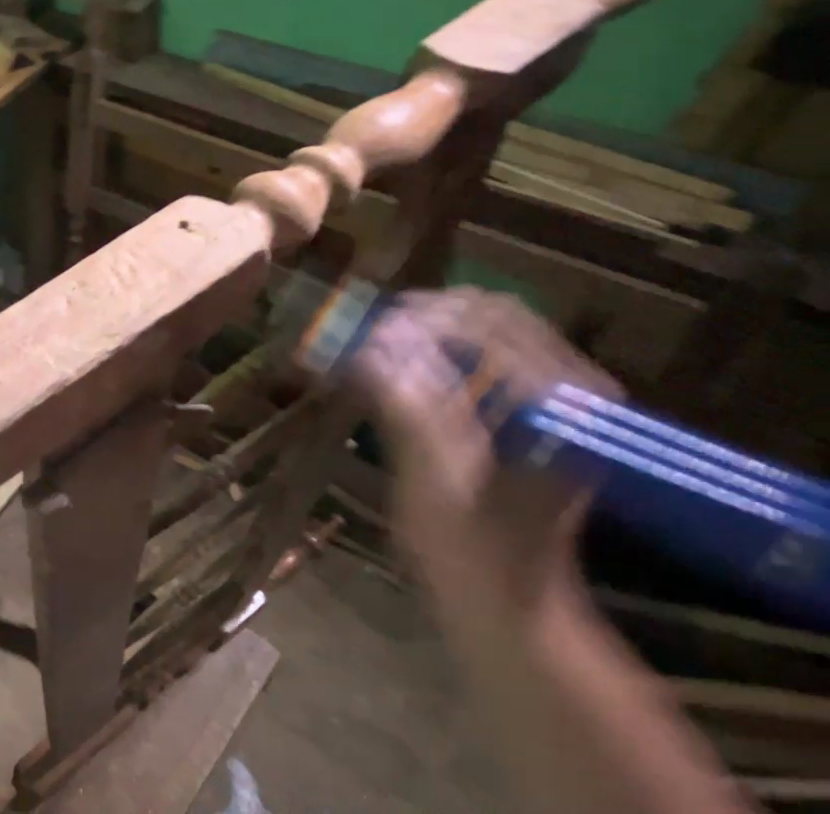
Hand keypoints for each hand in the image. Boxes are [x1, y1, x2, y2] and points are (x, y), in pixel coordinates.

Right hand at [344, 288, 620, 606]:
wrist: (510, 609)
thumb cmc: (471, 557)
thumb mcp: (433, 485)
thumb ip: (412, 410)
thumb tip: (374, 343)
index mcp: (560, 404)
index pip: (483, 322)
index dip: (410, 320)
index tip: (350, 333)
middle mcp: (573, 389)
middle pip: (487, 313)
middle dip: (415, 317)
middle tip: (353, 337)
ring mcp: (560, 399)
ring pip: (485, 329)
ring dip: (421, 331)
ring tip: (365, 351)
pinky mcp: (538, 413)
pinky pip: (487, 356)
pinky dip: (435, 353)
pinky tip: (392, 373)